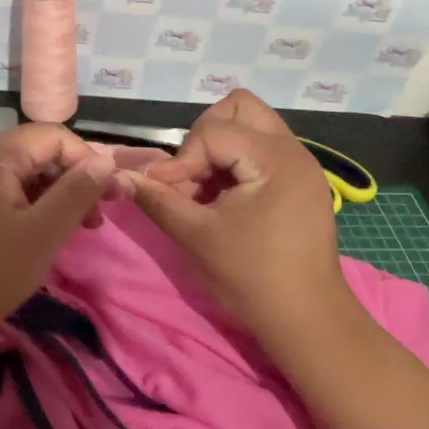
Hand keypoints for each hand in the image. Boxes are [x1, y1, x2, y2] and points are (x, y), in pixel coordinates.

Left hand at [0, 124, 115, 350]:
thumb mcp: (43, 232)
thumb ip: (77, 192)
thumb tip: (105, 160)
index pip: (53, 136)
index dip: (87, 161)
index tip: (110, 198)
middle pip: (35, 153)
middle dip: (72, 180)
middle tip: (97, 220)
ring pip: (18, 175)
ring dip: (52, 196)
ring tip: (74, 231)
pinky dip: (26, 206)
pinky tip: (39, 234)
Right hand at [124, 91, 351, 343]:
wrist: (307, 320)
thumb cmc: (252, 276)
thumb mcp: (195, 235)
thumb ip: (157, 198)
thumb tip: (121, 176)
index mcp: (274, 158)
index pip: (213, 131)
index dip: (182, 159)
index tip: (167, 193)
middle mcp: (292, 151)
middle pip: (239, 108)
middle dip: (204, 136)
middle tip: (192, 176)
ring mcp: (300, 166)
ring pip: (250, 128)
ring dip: (219, 151)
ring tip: (204, 191)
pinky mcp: (299, 185)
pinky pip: (260, 152)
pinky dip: (235, 165)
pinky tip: (222, 202)